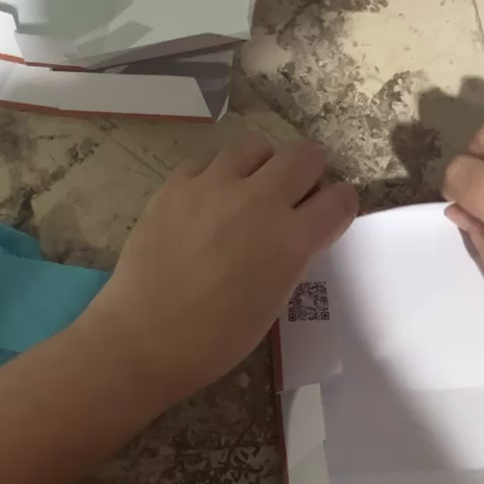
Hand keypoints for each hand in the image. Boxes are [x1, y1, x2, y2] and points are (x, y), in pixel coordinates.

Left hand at [77, 133, 358, 403]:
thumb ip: (292, 256)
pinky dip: (215, 176)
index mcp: (291, 240)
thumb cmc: (215, 338)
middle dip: (307, 172)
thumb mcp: (273, 302)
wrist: (143, 338)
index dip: (338, 204)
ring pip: (255, 145)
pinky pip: (207, 161)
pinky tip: (205, 202)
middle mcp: (258, 201)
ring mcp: (213, 186)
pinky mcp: (175, 184)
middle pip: (304, 155)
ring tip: (246, 191)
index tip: (327, 212)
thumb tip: (296, 230)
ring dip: (261, 165)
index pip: (339, 199)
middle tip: (291, 195)